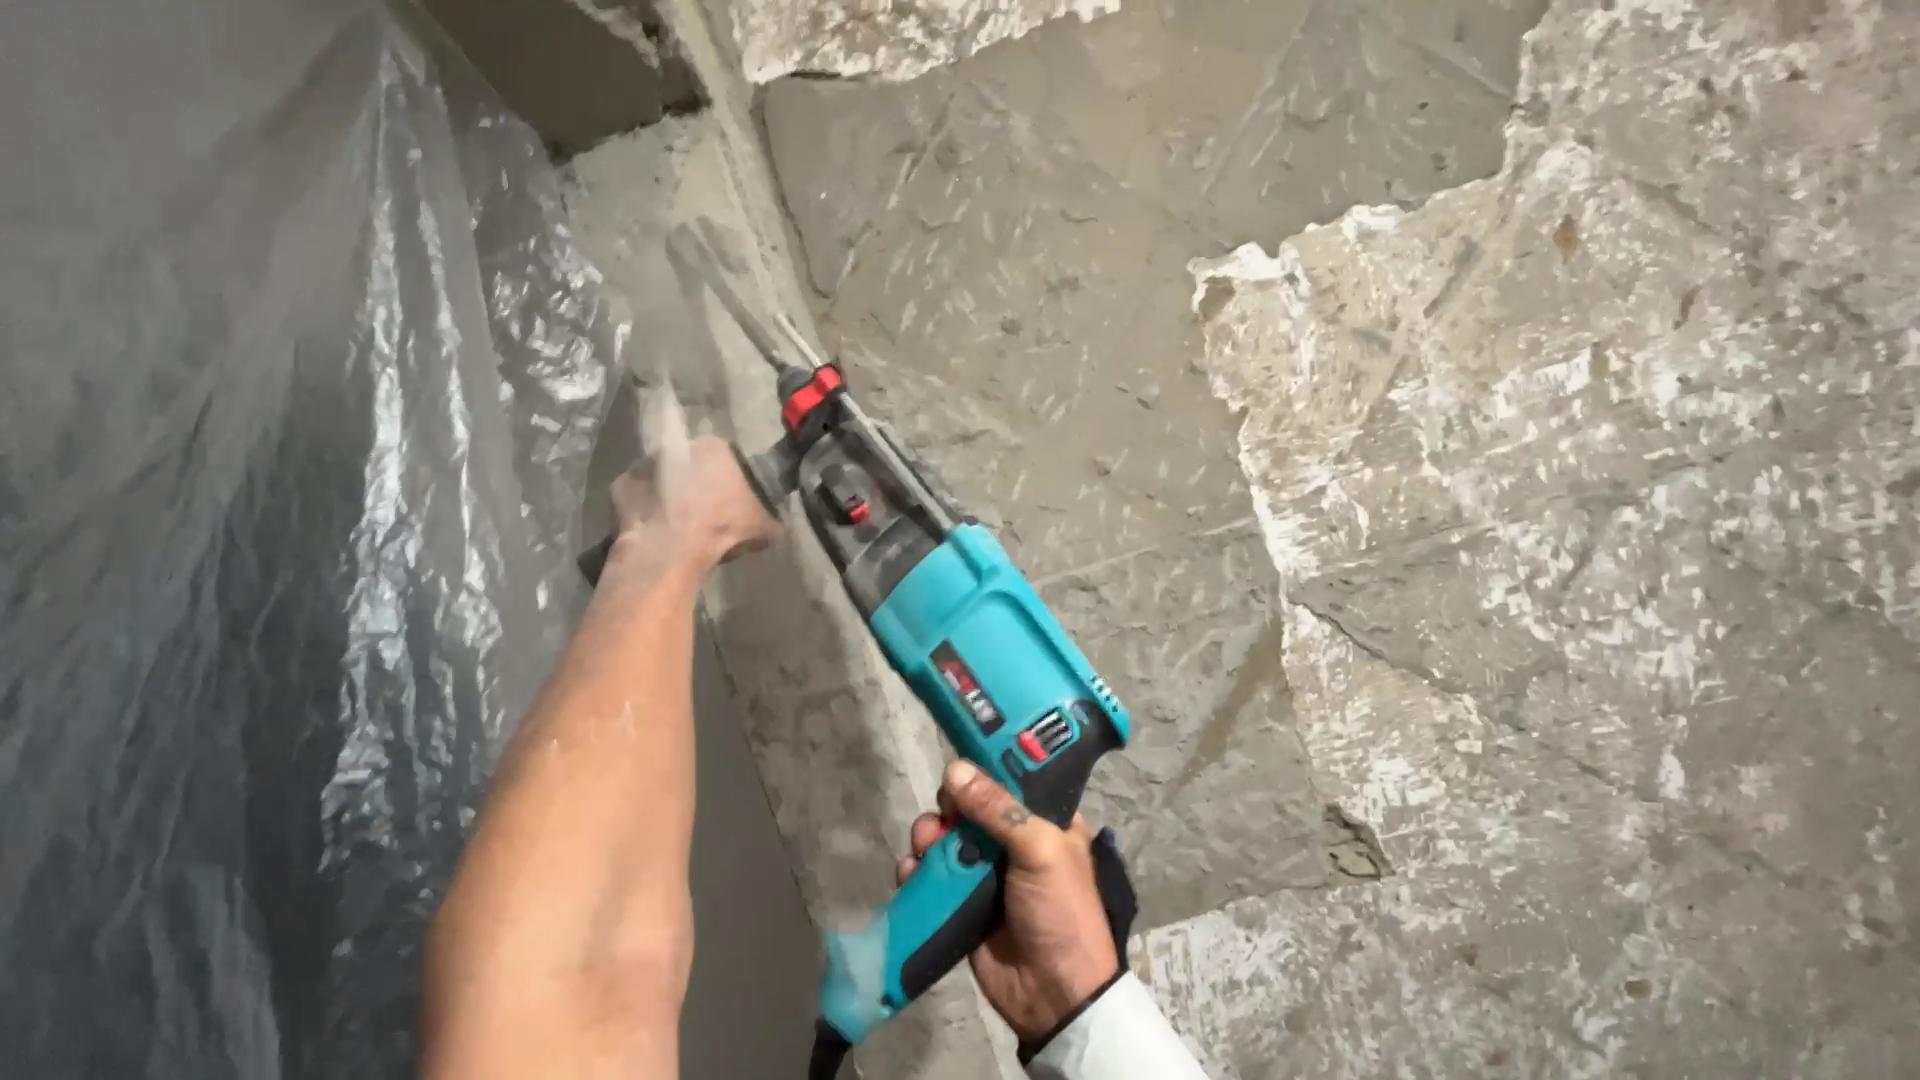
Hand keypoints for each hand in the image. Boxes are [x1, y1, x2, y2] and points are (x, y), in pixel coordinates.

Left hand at [609, 434, 777, 575]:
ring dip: (667, 492)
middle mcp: (677, 446)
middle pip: (690, 462)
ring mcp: (643, 463)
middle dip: (695, 481)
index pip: (726, 456)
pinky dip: (642, 508)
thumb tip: (776, 527)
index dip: (729, 478)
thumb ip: (770, 521)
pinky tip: (653, 529)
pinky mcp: (619, 486)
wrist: (670, 551)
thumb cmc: (721, 529)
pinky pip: (636, 496)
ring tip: (675, 522)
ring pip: (661, 476)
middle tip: (702, 511)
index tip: (730, 500)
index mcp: (715, 448)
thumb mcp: (763, 529)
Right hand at [896, 760, 1120, 1042]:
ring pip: (945, 837)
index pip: (1009, 779)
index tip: (956, 758)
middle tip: (944, 817)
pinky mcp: (960, 901)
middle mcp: (1013, 839)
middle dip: (949, 806)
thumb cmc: (1060, 909)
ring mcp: (985, 871)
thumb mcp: (1039, 849)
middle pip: (969, 805)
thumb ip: (997, 809)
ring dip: (929, 836)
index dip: (983, 767)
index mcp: (1044, 820)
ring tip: (925, 847)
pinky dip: (916, 869)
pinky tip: (910, 871)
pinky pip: (931, 875)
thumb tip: (954, 768)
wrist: (1053, 993)